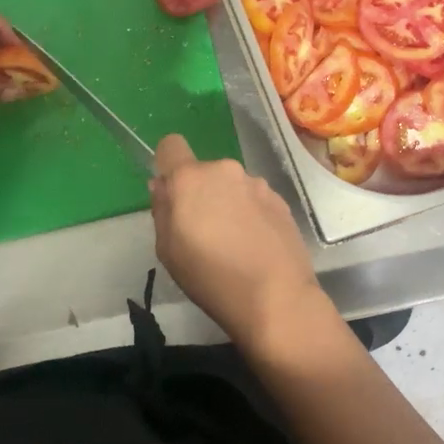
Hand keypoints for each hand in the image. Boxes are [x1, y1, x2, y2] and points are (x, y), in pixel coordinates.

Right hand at [149, 134, 322, 346]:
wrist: (276, 298)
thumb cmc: (210, 277)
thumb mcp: (168, 250)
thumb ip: (162, 210)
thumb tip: (163, 187)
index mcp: (191, 178)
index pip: (171, 145)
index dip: (167, 165)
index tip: (172, 194)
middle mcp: (226, 171)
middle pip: (204, 172)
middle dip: (200, 193)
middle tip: (203, 232)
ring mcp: (258, 184)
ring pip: (231, 186)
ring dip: (228, 204)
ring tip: (234, 243)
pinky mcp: (281, 201)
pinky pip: (255, 200)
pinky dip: (251, 215)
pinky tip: (255, 246)